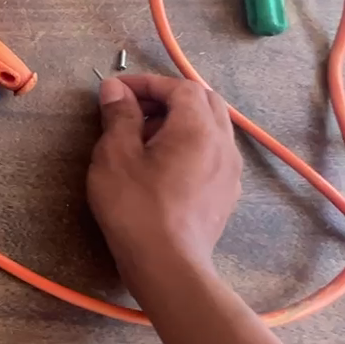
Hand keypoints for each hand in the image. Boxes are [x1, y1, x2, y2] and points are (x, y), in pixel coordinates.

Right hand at [87, 75, 241, 294]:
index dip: (148, 82)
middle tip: (131, 107)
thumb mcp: (115, 153)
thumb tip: (116, 89)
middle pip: (206, 102)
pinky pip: (212, 149)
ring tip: (141, 134)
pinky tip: (159, 160)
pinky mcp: (226, 190)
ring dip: (178, 118)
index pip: (182, 88)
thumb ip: (119, 116)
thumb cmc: (134, 202)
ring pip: (212, 125)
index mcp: (197, 131)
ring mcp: (230, 170)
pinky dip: (187, 139)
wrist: (166, 261)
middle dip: (167, 96)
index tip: (116, 91)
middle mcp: (223, 145)